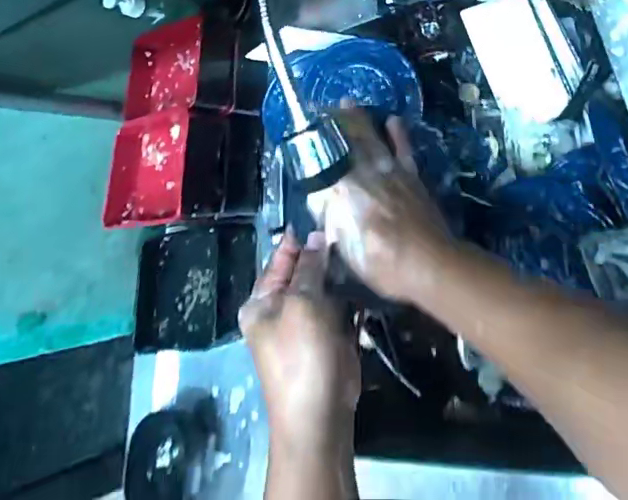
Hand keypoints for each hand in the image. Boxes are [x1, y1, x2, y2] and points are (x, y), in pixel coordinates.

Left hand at [239, 231, 359, 448]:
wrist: (319, 416)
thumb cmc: (301, 355)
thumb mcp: (301, 304)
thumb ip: (309, 267)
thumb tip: (316, 236)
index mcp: (261, 302)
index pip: (279, 259)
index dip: (299, 237)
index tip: (323, 210)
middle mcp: (280, 309)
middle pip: (303, 271)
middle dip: (324, 253)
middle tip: (349, 225)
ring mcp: (306, 323)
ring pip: (324, 287)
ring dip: (340, 271)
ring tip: (361, 243)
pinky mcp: (329, 336)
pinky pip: (339, 305)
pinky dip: (351, 292)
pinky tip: (366, 272)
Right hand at [319, 106, 457, 303]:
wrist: (429, 264)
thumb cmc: (383, 265)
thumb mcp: (345, 251)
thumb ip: (331, 223)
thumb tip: (320, 202)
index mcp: (342, 193)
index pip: (320, 165)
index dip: (309, 149)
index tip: (300, 135)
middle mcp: (363, 175)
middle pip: (343, 142)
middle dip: (330, 124)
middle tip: (319, 108)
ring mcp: (390, 172)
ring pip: (370, 138)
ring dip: (357, 119)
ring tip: (346, 102)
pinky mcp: (411, 175)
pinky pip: (402, 147)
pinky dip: (397, 132)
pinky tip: (393, 119)